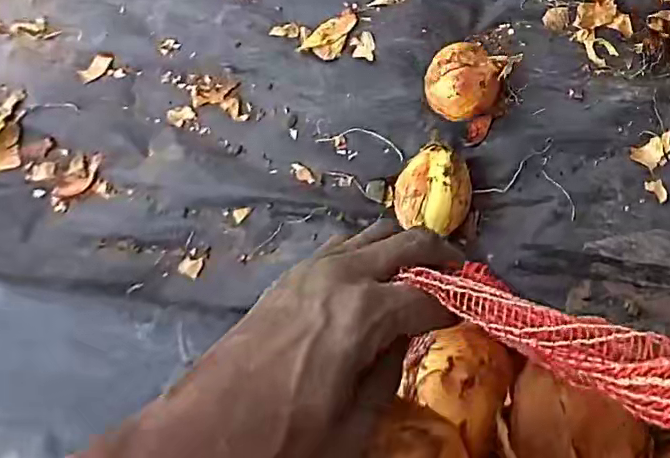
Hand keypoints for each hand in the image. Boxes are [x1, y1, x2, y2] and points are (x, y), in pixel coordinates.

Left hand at [82, 219, 462, 457]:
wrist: (197, 438)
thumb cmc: (280, 443)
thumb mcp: (351, 426)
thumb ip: (390, 370)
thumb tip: (406, 334)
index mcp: (363, 314)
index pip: (428, 296)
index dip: (455, 304)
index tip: (472, 310)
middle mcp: (344, 274)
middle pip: (409, 242)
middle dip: (442, 253)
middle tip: (461, 270)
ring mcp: (316, 266)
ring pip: (377, 232)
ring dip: (406, 244)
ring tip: (422, 267)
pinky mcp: (295, 273)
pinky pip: (346, 244)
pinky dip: (372, 249)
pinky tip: (375, 273)